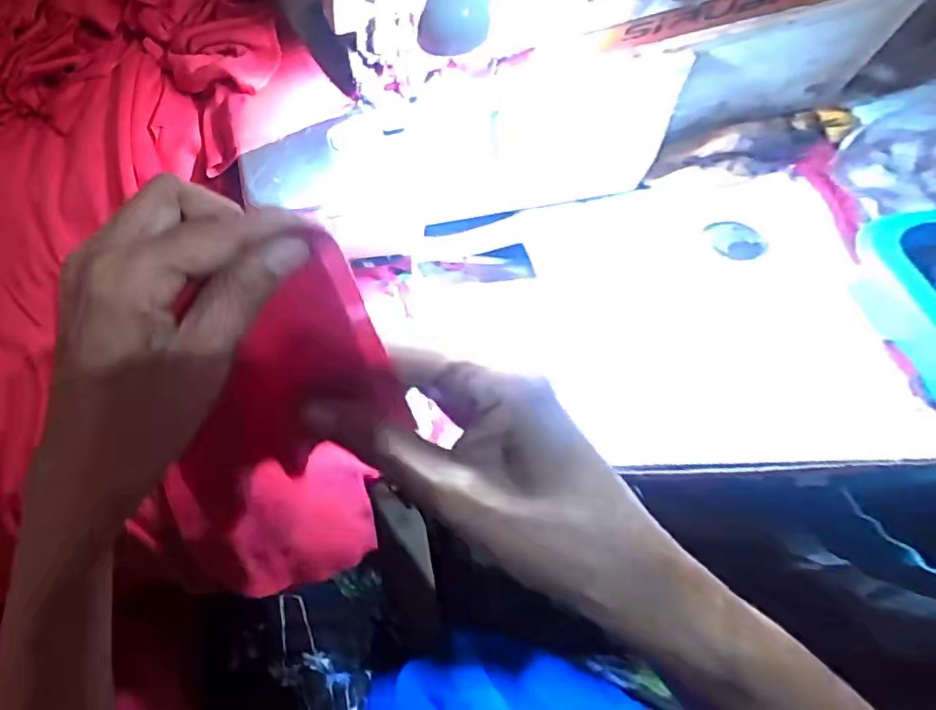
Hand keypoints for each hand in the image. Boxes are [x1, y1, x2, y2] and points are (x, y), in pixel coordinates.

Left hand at [31, 175, 312, 530]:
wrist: (81, 464)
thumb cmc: (145, 425)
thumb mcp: (203, 361)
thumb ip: (243, 291)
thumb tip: (291, 243)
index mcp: (125, 272)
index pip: (206, 230)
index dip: (263, 225)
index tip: (311, 228)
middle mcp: (96, 250)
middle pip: (167, 196)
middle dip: (220, 214)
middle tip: (260, 253)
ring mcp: (82, 260)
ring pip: (148, 210)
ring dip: (195, 225)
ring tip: (234, 264)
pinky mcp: (80, 276)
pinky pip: (131, 233)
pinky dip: (169, 240)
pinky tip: (194, 275)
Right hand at [303, 353, 682, 625]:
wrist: (644, 590)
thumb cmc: (554, 542)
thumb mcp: (456, 496)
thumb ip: (378, 443)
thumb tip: (306, 407)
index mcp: (496, 375)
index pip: (399, 346)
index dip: (342, 355)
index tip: (291, 366)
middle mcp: (498, 365)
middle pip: (405, 351)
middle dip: (350, 367)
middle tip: (296, 382)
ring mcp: (501, 385)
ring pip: (415, 369)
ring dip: (369, 383)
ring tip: (317, 394)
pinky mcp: (500, 407)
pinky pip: (433, 390)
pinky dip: (395, 400)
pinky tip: (360, 411)